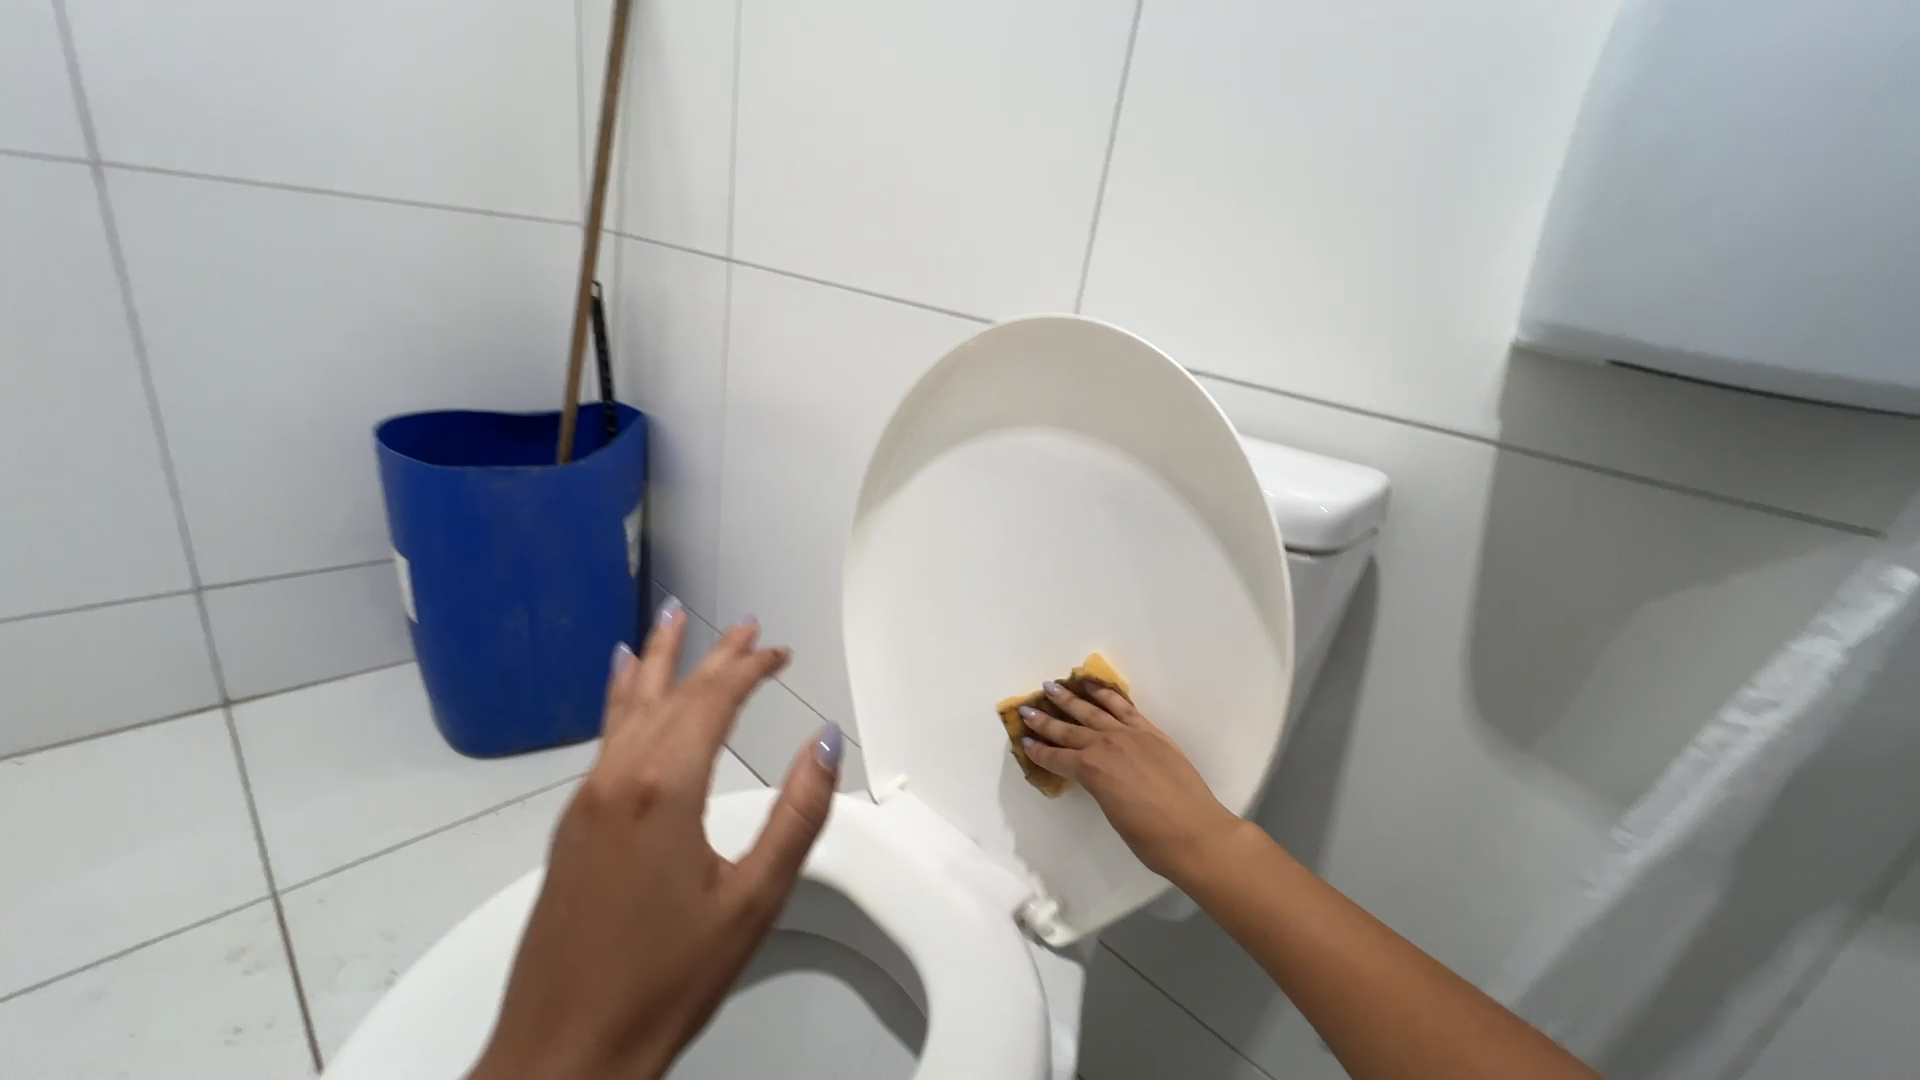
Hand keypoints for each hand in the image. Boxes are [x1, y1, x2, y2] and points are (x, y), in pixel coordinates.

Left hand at [470, 601, 843, 1079]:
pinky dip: (621, 697)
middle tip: (746, 625)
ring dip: (657, 661)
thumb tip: (826, 739)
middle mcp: (619, 779)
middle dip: (712, 656)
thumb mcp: (754, 900)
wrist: (562, 1052)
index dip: (750, 669)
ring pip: (627, 707)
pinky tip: (620, 682)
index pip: (713, 701)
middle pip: (671, 694)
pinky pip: (605, 737)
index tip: (780, 650)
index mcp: (666, 789)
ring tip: (670, 617)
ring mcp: (588, 799)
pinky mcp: (573, 823)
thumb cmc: (670, 979)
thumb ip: (797, 813)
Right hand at [1019, 681, 1242, 885]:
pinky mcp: (1150, 732)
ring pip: (1092, 711)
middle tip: (1026, 710)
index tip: (1024, 742)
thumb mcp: (1112, 814)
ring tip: (1051, 686)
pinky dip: (1106, 694)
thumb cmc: (1151, 839)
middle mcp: (1105, 746)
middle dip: (1045, 721)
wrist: (1196, 833)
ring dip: (1070, 698)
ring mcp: (1129, 735)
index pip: (1057, 759)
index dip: (1039, 752)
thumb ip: (1099, 788)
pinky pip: (1122, 706)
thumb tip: (1095, 776)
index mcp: (1091, 772)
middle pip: (1069, 731)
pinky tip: (1093, 687)